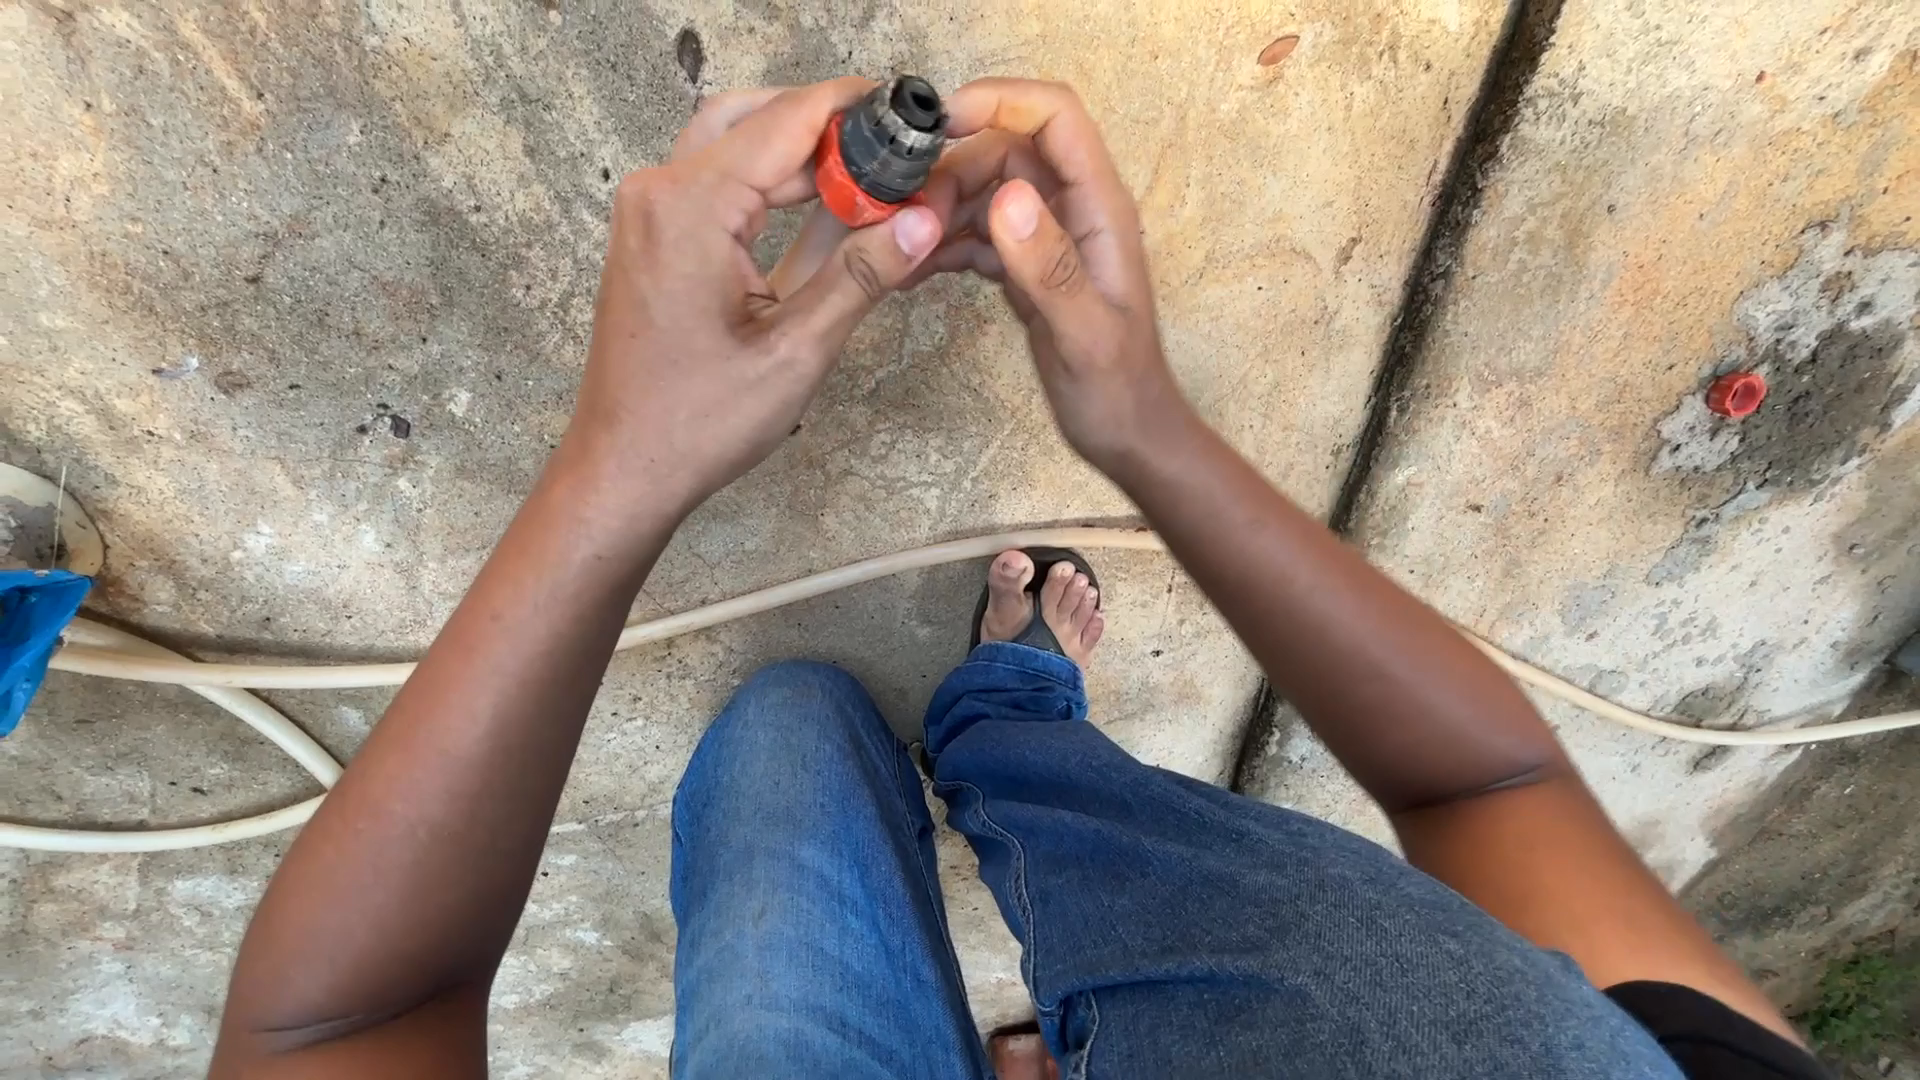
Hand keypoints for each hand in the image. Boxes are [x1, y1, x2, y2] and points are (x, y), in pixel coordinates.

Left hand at [568, 79, 946, 516]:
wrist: (626, 467)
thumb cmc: (699, 421)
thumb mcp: (796, 351)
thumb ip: (861, 277)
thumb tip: (922, 223)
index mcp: (690, 208)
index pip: (787, 121)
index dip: (855, 111)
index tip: (908, 118)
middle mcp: (659, 192)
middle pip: (757, 120)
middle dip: (830, 133)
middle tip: (895, 158)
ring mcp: (650, 214)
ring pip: (735, 148)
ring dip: (800, 159)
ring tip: (868, 186)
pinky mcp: (654, 240)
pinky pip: (717, 188)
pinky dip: (769, 190)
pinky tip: (818, 215)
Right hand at [920, 79, 1190, 470]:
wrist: (1126, 432)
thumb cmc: (1118, 390)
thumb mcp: (1085, 335)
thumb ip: (1051, 268)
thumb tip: (1006, 196)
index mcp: (1100, 211)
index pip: (1056, 119)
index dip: (999, 101)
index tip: (939, 122)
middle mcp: (1075, 213)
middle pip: (1009, 151)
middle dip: (956, 169)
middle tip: (910, 215)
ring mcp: (1050, 241)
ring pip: (988, 193)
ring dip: (944, 210)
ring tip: (905, 249)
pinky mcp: (1029, 269)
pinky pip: (982, 237)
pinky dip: (948, 246)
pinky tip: (918, 271)